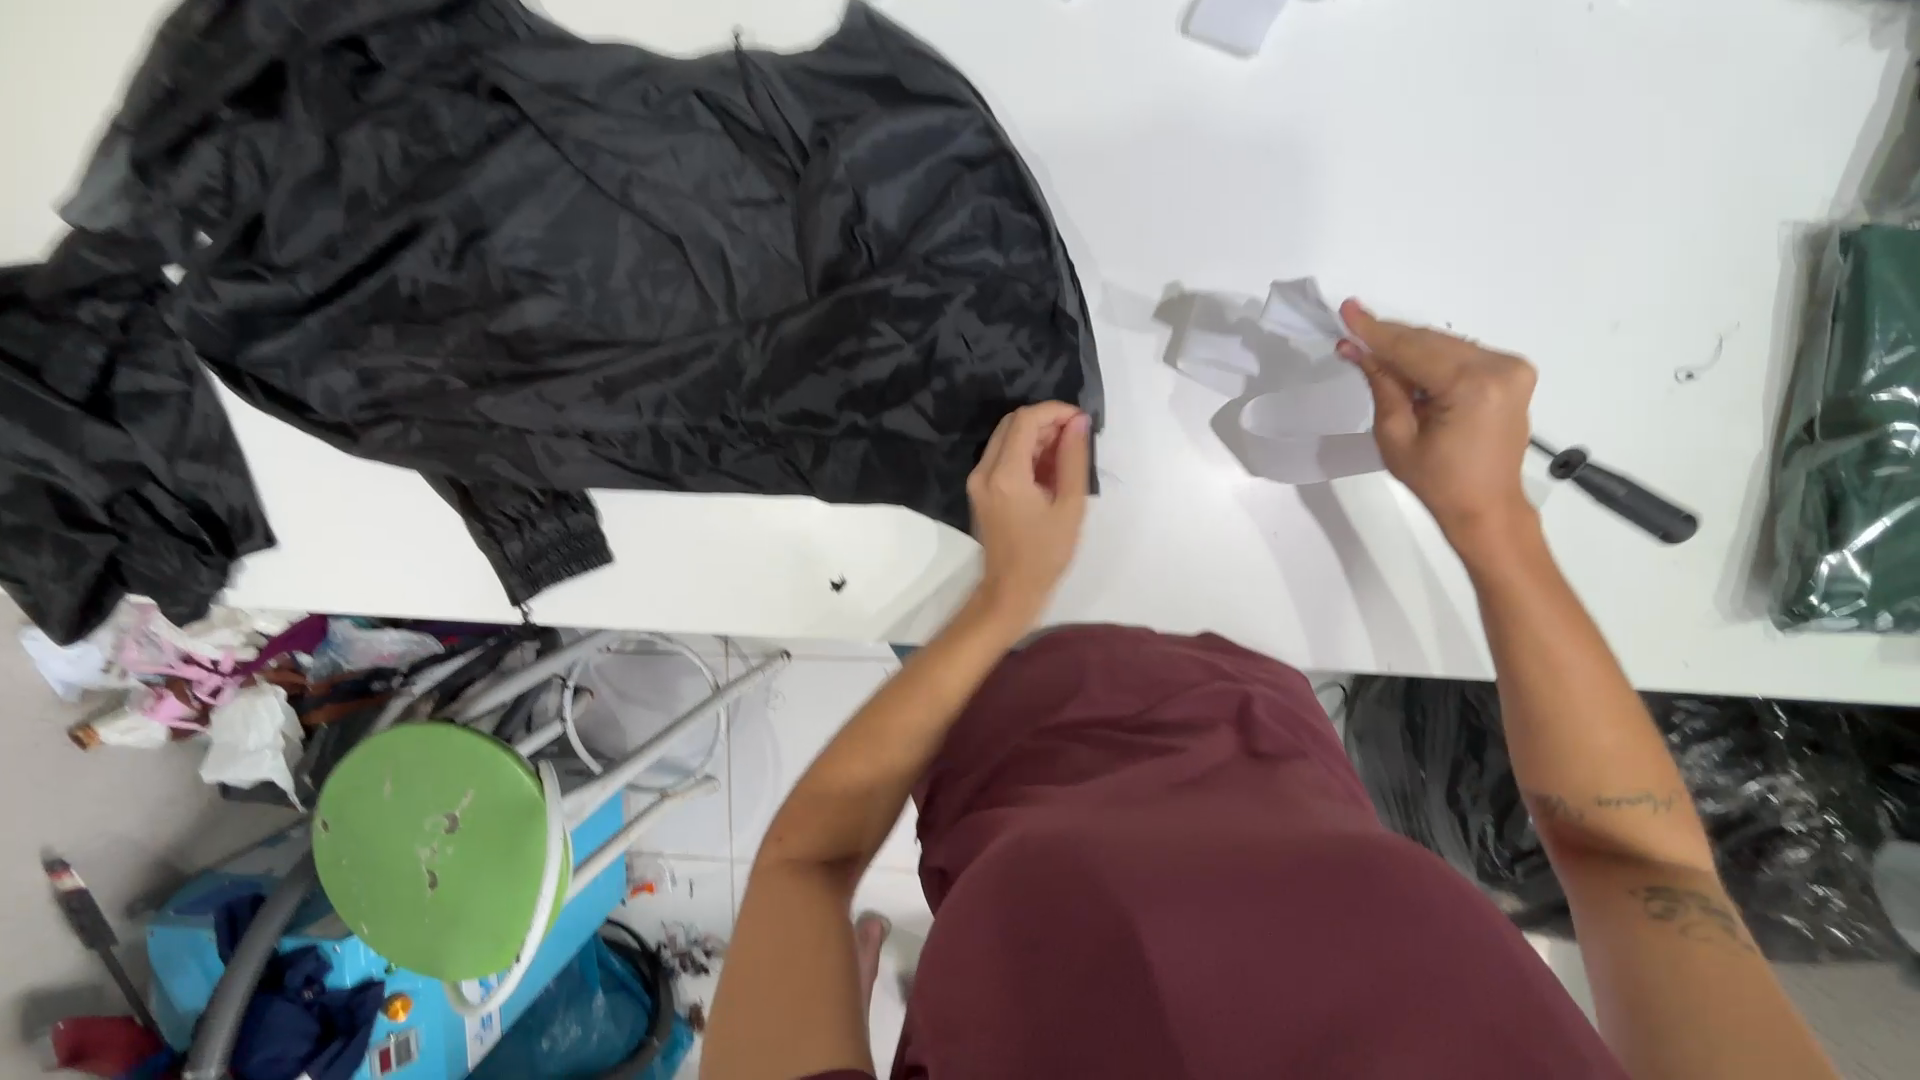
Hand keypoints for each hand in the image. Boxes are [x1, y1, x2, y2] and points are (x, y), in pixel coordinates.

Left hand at [966, 401, 1090, 625]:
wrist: (1011, 589)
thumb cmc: (1046, 554)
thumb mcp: (1070, 506)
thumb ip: (1074, 459)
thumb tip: (1078, 422)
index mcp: (1006, 475)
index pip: (1026, 420)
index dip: (1055, 411)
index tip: (1081, 421)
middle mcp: (984, 471)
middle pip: (1012, 423)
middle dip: (1046, 421)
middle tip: (1075, 438)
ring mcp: (977, 480)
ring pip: (1006, 437)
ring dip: (1036, 436)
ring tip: (1066, 455)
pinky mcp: (980, 489)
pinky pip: (1001, 456)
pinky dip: (1025, 452)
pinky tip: (1049, 469)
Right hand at [1338, 301, 1537, 548]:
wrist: (1487, 505)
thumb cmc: (1437, 480)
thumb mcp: (1395, 435)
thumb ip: (1381, 384)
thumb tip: (1356, 348)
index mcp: (1473, 386)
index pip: (1412, 349)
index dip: (1375, 331)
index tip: (1348, 309)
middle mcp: (1500, 367)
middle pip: (1431, 342)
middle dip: (1389, 339)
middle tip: (1351, 334)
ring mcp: (1512, 368)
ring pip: (1445, 345)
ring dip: (1408, 348)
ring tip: (1372, 353)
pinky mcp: (1513, 373)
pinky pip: (1461, 355)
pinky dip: (1431, 358)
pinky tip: (1405, 367)